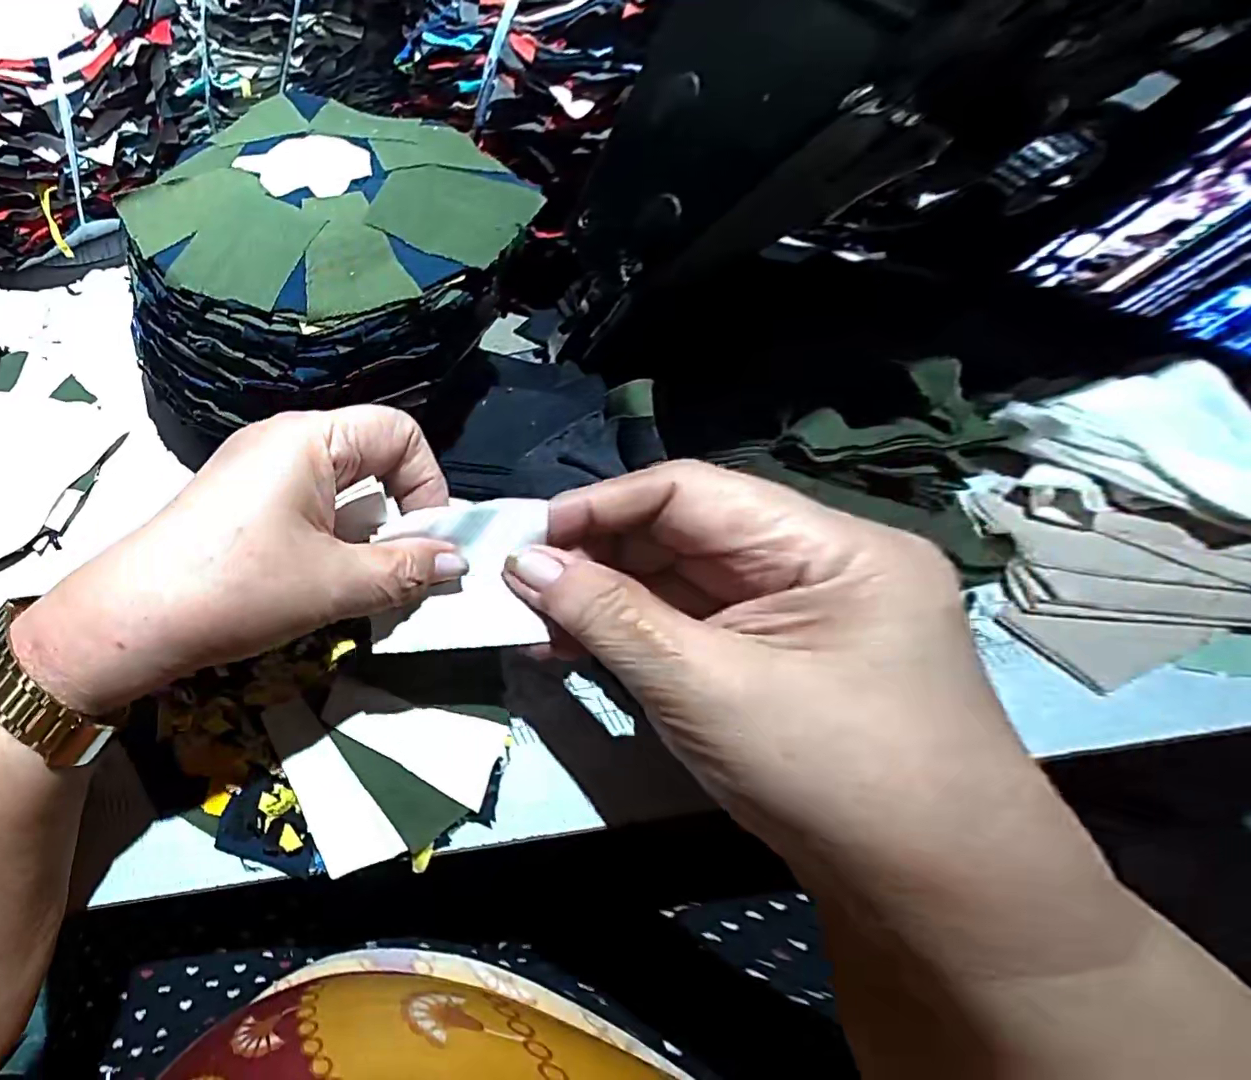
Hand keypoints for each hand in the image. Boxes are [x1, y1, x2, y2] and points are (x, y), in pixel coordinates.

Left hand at [11, 407, 465, 714]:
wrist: (134, 618)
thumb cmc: (239, 588)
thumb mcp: (333, 584)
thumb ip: (404, 569)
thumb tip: (457, 562)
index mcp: (308, 438)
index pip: (399, 433)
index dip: (427, 484)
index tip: (429, 543)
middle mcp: (281, 439)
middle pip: (369, 458)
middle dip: (395, 516)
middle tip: (398, 572)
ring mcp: (253, 469)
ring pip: (336, 489)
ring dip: (361, 535)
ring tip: (356, 585)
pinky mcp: (237, 501)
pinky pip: (303, 506)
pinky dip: (326, 539)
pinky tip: (317, 582)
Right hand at [500, 461, 1083, 888]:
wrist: (930, 897)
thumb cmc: (831, 774)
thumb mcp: (702, 685)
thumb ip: (606, 614)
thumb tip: (521, 564)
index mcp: (825, 546)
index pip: (688, 491)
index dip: (599, 506)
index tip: (528, 537)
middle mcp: (804, 563)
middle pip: (672, 532)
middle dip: (589, 557)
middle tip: (519, 585)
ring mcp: (779, 610)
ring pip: (664, 579)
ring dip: (595, 597)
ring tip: (532, 621)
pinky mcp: (756, 652)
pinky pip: (673, 621)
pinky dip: (618, 630)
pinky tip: (567, 645)